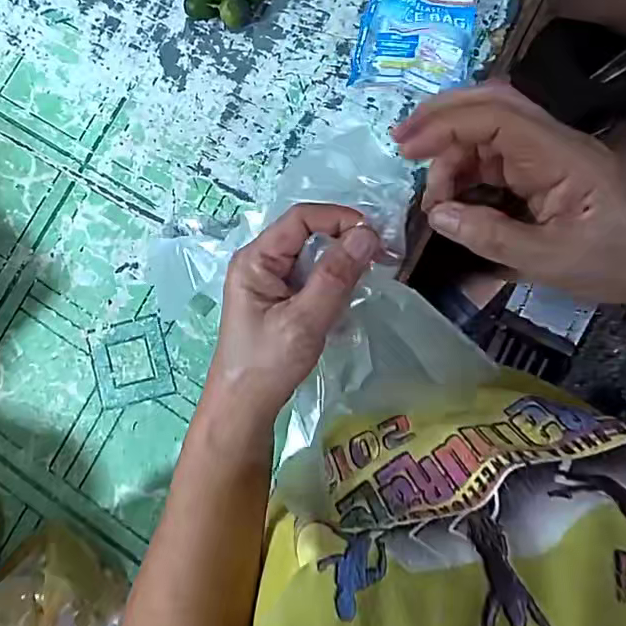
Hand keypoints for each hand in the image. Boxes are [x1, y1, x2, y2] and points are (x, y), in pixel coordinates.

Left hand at [204, 203, 381, 415]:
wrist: (243, 407)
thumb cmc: (267, 364)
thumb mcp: (304, 320)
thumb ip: (335, 276)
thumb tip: (367, 234)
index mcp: (255, 259)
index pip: (301, 218)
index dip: (339, 218)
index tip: (375, 236)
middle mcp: (260, 261)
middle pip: (308, 232)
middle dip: (345, 238)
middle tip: (381, 255)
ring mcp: (270, 280)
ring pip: (313, 255)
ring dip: (343, 260)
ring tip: (372, 274)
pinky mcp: (280, 298)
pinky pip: (312, 276)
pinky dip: (334, 280)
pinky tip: (350, 295)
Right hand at [391, 83, 625, 303]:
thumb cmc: (614, 263)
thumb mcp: (551, 261)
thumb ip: (491, 237)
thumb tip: (436, 214)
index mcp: (562, 156)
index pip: (498, 117)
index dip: (447, 125)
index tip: (409, 150)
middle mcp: (553, 142)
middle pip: (492, 103)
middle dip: (442, 116)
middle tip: (402, 143)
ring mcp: (548, 152)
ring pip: (488, 128)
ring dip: (452, 151)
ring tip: (434, 197)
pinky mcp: (542, 167)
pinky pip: (495, 154)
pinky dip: (465, 169)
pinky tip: (452, 196)